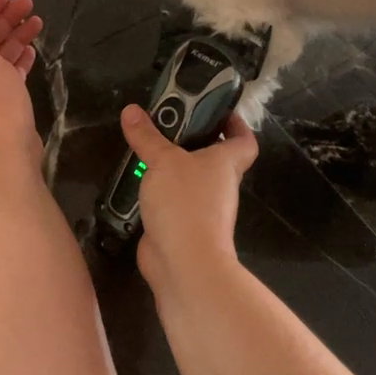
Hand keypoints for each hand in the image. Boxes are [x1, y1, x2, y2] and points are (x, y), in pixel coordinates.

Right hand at [120, 104, 256, 289]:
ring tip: (148, 147)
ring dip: (173, 166)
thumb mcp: (163, 160)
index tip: (218, 111)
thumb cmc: (185, 202)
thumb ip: (147, 136)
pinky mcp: (183, 225)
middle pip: (215, 158)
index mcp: (225, 164)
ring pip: (191, 179)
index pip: (244, 141)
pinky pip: (174, 200)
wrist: (184, 264)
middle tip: (169, 122)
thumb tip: (131, 110)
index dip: (236, 125)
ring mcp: (203, 208)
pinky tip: (139, 180)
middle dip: (195, 140)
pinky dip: (159, 190)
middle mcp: (219, 185)